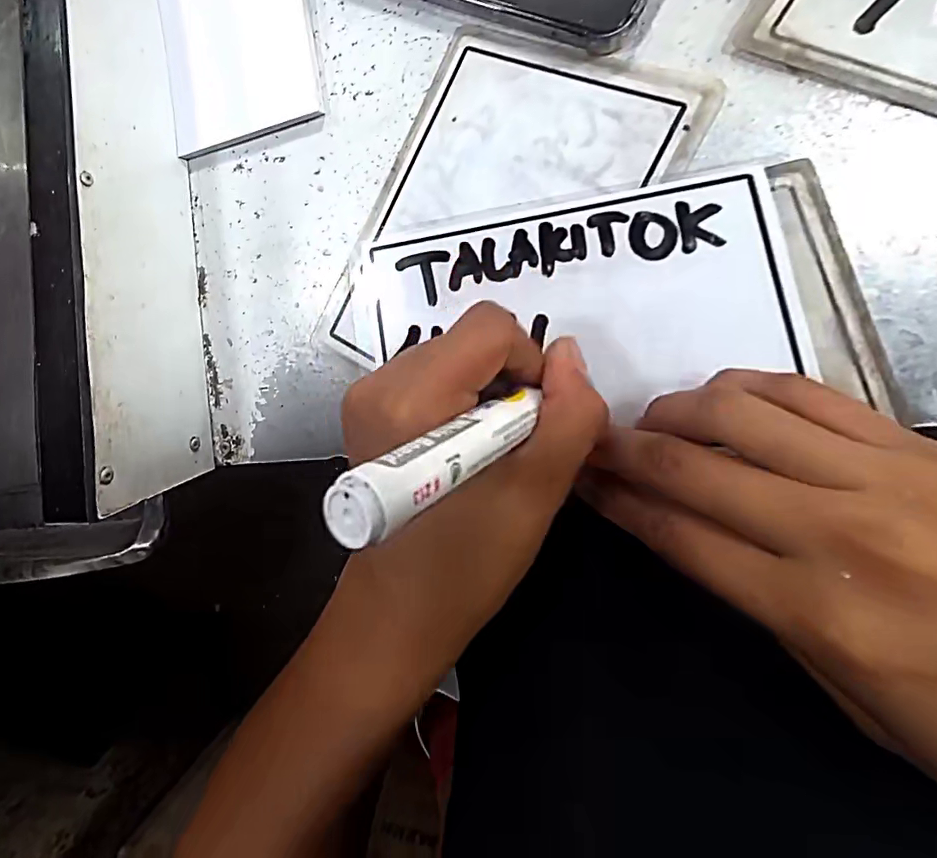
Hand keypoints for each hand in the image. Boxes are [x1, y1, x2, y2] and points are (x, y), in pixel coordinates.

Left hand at [175, 304, 606, 857]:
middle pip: (470, 339)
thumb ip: (569, 414)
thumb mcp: (534, 491)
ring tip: (487, 455)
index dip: (530, 365)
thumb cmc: (465, 563)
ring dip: (487, 394)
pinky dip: (462, 402)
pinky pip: (433, 376)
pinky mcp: (368, 409)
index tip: (534, 422)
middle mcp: (377, 382)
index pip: (490, 326)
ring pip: (454, 355)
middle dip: (508, 381)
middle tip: (512, 446)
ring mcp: (366, 394)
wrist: (396, 610)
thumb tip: (569, 350)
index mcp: (410, 396)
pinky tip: (464, 453)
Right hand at [587, 370, 936, 857]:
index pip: (679, 536)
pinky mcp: (924, 448)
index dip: (616, 503)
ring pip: (740, 412)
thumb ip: (782, 624)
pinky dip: (749, 386)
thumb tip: (713, 560)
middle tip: (587, 438)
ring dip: (676, 408)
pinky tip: (724, 396)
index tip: (580, 480)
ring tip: (650, 417)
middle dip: (623, 449)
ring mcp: (885, 477)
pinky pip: (810, 394)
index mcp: (823, 615)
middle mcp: (839, 531)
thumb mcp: (875, 716)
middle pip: (692, 466)